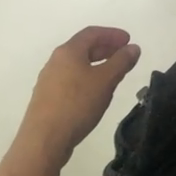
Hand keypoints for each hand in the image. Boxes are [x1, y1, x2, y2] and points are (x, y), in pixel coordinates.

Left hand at [12, 26, 141, 173]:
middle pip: (82, 48)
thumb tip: (133, 48)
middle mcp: (55, 62)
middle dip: (105, 48)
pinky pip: (70, 81)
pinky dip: (86, 79)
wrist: (42, 142)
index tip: (128, 40)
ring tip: (112, 74)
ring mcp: (48, 82)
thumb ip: (121, 61)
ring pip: (76, 66)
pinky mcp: (46, 100)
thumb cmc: (76, 105)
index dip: (112, 34)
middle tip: (123, 55)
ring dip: (96, 65)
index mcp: (68, 52)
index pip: (92, 33)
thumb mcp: (106, 81)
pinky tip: (94, 94)